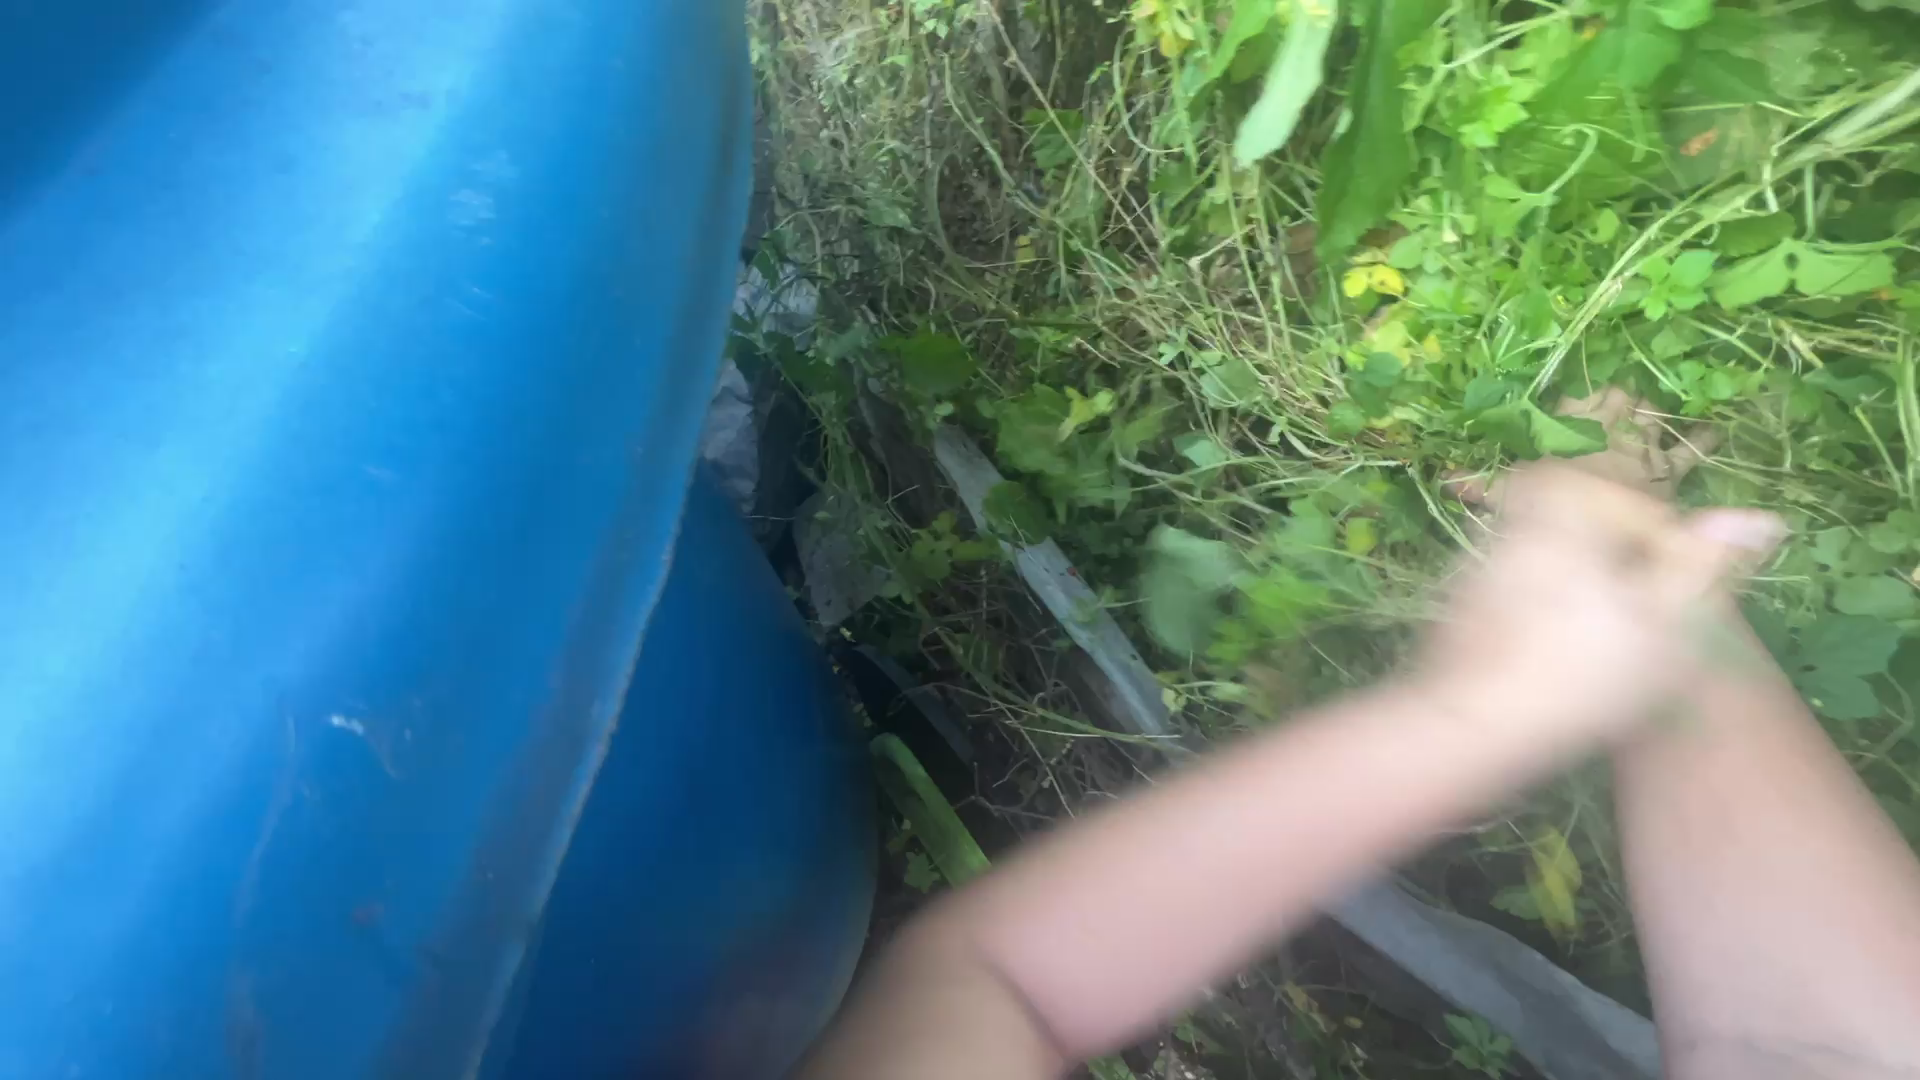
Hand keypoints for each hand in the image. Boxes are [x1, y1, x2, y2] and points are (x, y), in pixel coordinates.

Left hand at [1418, 464, 1782, 749]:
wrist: (1476, 722)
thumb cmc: (1579, 675)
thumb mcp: (1662, 623)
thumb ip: (1698, 564)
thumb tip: (1752, 517)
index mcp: (1547, 531)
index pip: (1571, 481)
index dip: (1624, 506)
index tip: (1656, 548)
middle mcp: (1499, 543)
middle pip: (1547, 513)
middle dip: (1600, 540)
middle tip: (1636, 587)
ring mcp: (1469, 576)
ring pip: (1525, 550)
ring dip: (1569, 570)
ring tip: (1602, 622)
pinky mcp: (1454, 610)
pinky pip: (1502, 583)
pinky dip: (1537, 597)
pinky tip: (1557, 641)